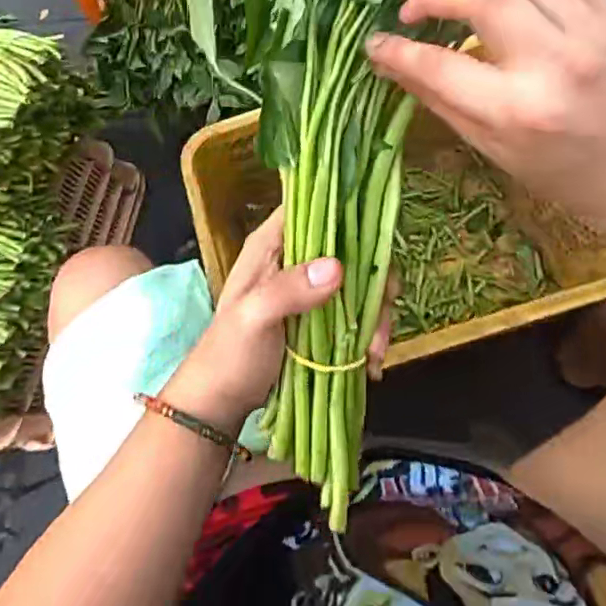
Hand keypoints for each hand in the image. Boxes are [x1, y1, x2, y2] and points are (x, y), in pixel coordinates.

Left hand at [163, 209, 395, 432]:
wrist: (222, 400)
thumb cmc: (228, 353)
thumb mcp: (253, 318)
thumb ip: (289, 290)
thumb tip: (337, 266)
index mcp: (272, 243)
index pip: (312, 206)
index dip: (346, 211)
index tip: (375, 238)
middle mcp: (295, 257)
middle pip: (349, 246)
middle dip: (373, 278)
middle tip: (383, 312)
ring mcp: (310, 287)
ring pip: (359, 281)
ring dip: (375, 313)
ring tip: (374, 352)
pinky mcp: (322, 316)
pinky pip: (357, 312)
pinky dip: (369, 333)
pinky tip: (370, 361)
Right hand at [364, 0, 605, 244]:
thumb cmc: (550, 167)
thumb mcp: (482, 142)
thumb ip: (431, 93)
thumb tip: (382, 56)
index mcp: (518, 111)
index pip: (440, 64)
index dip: (398, 48)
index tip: (377, 40)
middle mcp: (557, 66)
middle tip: (416, 10)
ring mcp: (594, 36)